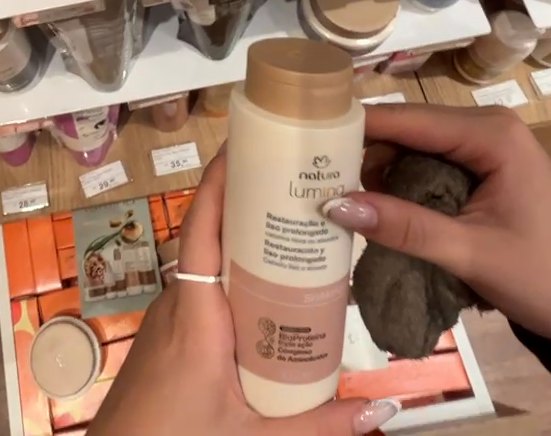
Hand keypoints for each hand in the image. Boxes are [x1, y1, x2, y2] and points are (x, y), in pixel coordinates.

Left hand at [91, 150, 400, 435]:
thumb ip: (317, 425)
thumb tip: (382, 409)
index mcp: (194, 311)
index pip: (202, 226)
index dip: (218, 181)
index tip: (243, 144)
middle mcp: (177, 301)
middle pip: (206, 235)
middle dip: (242, 202)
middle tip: (289, 180)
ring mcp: (169, 317)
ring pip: (204, 264)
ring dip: (237, 240)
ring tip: (288, 225)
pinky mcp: (168, 336)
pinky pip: (201, 289)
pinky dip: (230, 275)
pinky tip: (263, 290)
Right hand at [320, 105, 550, 358]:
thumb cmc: (549, 280)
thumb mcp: (472, 253)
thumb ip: (404, 226)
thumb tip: (332, 205)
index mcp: (490, 133)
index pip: (405, 119)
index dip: (353, 127)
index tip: (302, 139)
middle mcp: (484, 127)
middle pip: (404, 128)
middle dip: (361, 153)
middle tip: (313, 179)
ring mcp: (483, 147)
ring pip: (410, 147)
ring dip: (378, 172)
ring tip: (336, 196)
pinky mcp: (480, 170)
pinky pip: (425, 164)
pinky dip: (399, 184)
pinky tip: (373, 206)